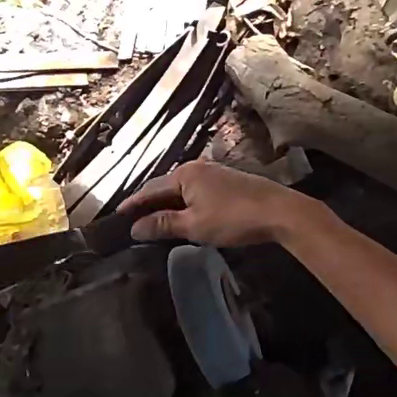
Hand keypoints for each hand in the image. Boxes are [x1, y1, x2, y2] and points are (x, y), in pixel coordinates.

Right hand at [118, 160, 322, 245]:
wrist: (280, 212)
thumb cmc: (233, 217)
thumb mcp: (194, 225)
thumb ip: (163, 225)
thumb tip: (135, 227)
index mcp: (184, 174)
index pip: (150, 190)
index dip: (133, 204)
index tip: (117, 216)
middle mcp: (197, 168)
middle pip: (166, 187)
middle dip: (149, 203)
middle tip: (132, 220)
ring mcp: (215, 174)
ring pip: (182, 190)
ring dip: (168, 204)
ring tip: (154, 220)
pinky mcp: (229, 183)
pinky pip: (197, 192)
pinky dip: (185, 204)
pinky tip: (184, 215)